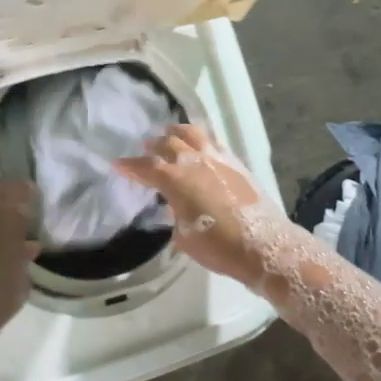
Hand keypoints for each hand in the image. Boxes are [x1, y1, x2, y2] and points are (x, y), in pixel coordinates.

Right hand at [115, 124, 273, 286]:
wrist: (264, 246)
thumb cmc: (219, 248)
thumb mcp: (185, 237)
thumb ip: (175, 214)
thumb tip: (174, 205)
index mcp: (176, 180)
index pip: (146, 167)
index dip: (130, 166)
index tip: (117, 164)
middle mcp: (193, 162)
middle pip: (167, 143)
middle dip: (153, 146)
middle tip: (145, 149)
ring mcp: (216, 158)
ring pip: (191, 133)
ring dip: (176, 133)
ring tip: (170, 134)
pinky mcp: (234, 161)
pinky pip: (211, 140)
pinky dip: (199, 138)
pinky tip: (199, 146)